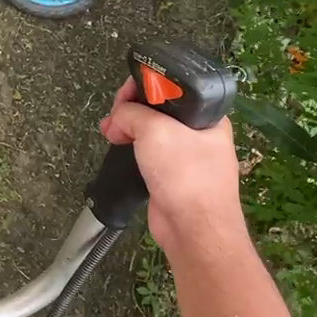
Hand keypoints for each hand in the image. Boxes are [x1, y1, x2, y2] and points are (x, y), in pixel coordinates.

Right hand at [99, 78, 244, 249]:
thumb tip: (118, 120)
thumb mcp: (154, 130)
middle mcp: (199, 133)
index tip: (124, 94)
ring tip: (109, 132)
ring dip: (125, 126)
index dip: (145, 86)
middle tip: (114, 117)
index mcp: (208, 117)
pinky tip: (116, 144)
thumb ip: (132, 113)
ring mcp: (186, 155)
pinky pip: (147, 150)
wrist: (194, 230)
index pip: (172, 88)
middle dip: (130, 108)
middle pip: (157, 108)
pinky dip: (130, 145)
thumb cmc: (183, 174)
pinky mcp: (172, 174)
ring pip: (149, 129)